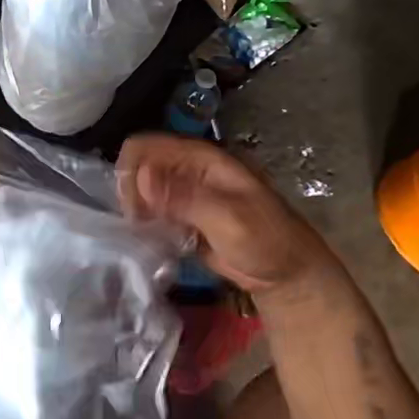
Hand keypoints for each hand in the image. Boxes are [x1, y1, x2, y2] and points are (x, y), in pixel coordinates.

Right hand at [117, 134, 339, 298]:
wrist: (286, 272)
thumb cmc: (266, 238)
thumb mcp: (228, 218)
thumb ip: (184, 198)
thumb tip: (141, 176)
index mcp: (202, 157)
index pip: (149, 146)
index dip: (132, 169)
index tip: (131, 206)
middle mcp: (189, 170)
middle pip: (141, 166)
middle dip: (132, 193)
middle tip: (138, 226)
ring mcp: (185, 194)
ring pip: (144, 190)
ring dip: (137, 211)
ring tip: (143, 236)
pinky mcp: (183, 218)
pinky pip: (154, 214)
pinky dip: (147, 225)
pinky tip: (150, 243)